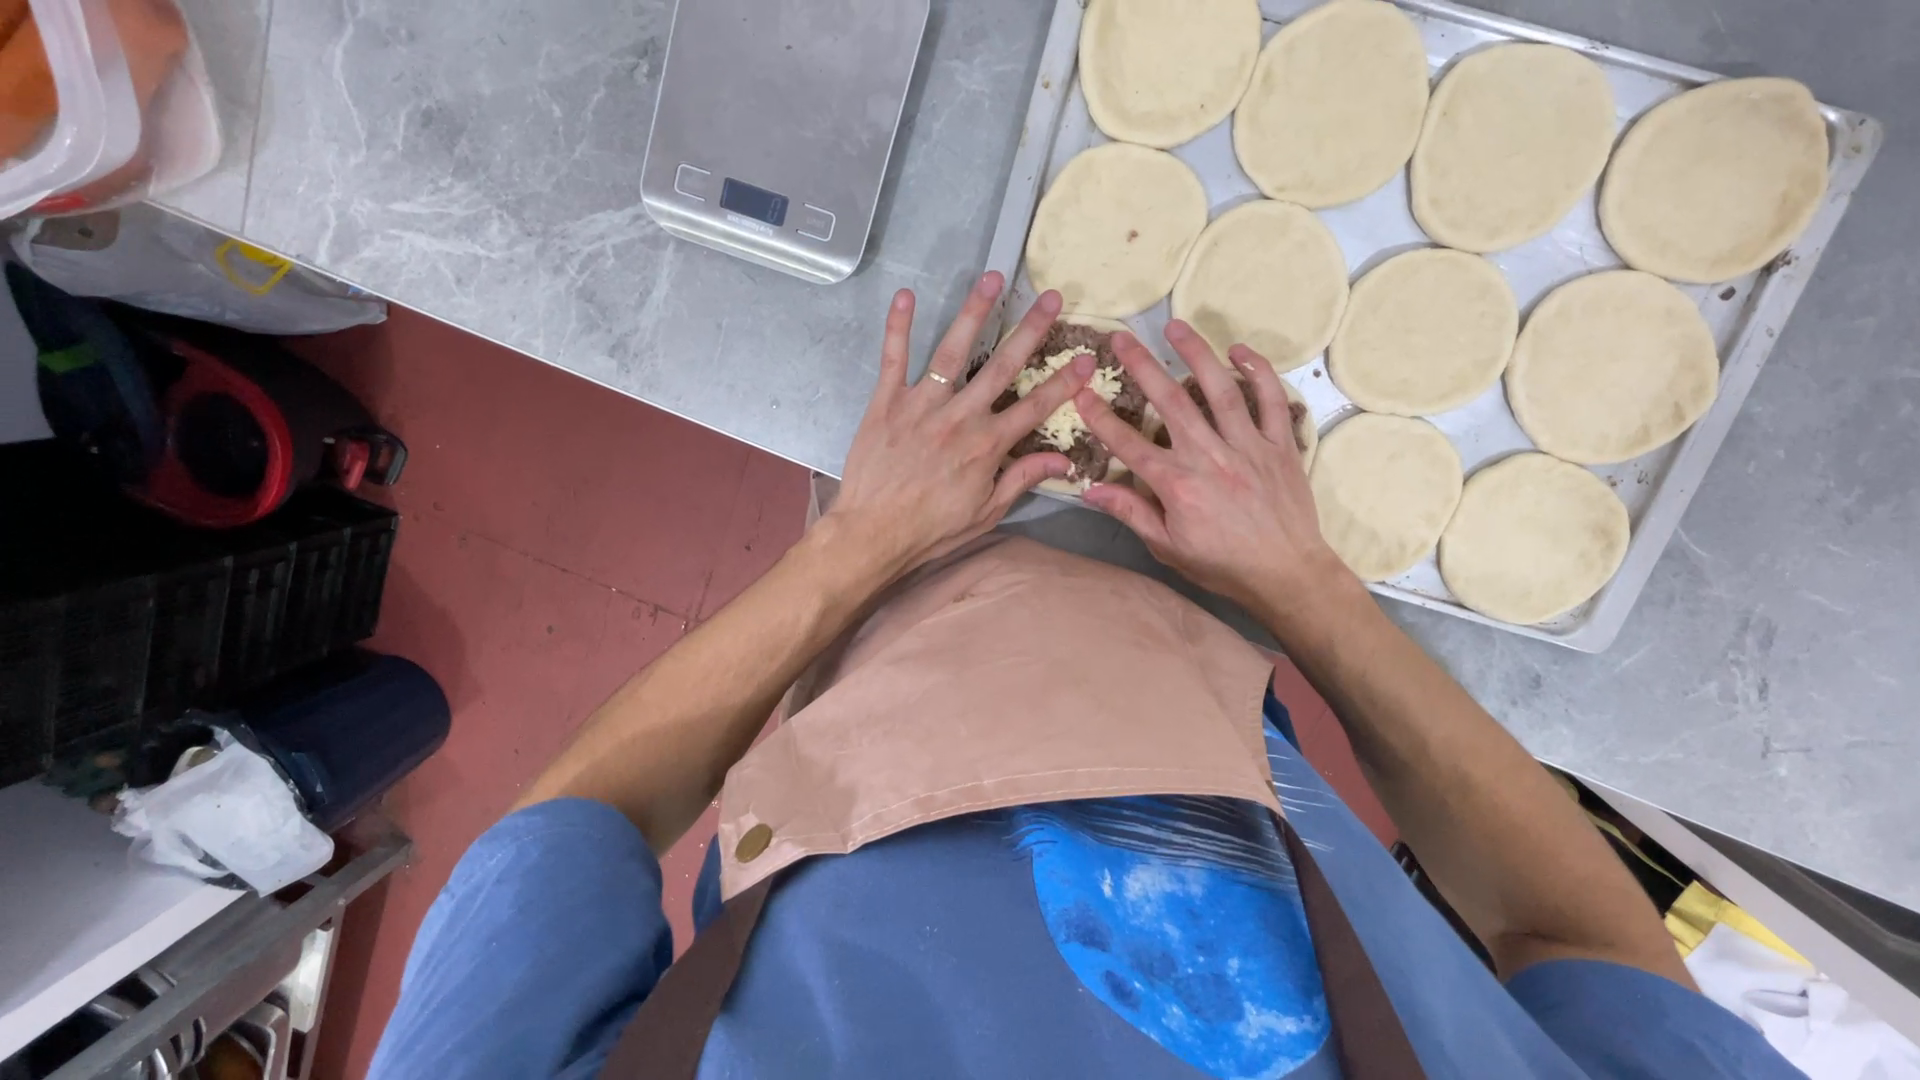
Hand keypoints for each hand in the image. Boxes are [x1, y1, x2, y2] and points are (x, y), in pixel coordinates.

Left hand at [825, 272, 1093, 576]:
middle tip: (1052, 297)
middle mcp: (960, 416)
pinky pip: (893, 358)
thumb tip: (1066, 460)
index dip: (1064, 382)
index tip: (1085, 358)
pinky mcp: (886, 402)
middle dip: (1030, 330)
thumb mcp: (986, 511)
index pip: (1035, 407)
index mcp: (987, 445)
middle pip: (1002, 366)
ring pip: (952, 350)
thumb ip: (1023, 478)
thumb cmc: (932, 529)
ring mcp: (922, 404)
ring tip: (992, 277)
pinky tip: (906, 295)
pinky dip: (898, 326)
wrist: (873, 533)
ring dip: (974, 311)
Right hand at [1075, 321, 1352, 615]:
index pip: (1129, 444)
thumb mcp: (1167, 547)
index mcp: (1177, 484)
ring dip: (1196, 354)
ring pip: (1219, 390)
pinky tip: (1239, 351)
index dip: (1101, 418)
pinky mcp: (1280, 445)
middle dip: (1142, 366)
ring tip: (1176, 326)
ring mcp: (1248, 446)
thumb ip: (1131, 512)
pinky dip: (1258, 372)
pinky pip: (1270, 401)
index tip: (1082, 394)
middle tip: (1122, 338)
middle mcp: (1209, 456)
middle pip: (1171, 402)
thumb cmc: (1222, 565)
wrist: (1286, 574)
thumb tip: (1090, 489)